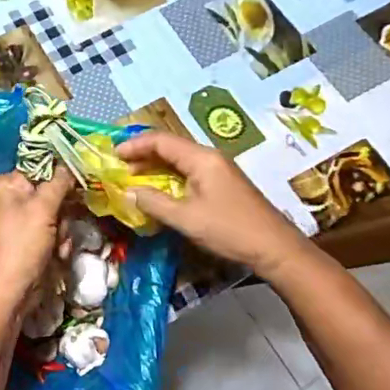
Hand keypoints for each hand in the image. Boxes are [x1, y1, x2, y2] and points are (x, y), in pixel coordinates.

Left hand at [0, 169, 73, 315]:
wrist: (6, 294)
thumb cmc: (20, 245)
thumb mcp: (41, 209)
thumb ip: (59, 182)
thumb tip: (70, 161)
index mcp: (5, 184)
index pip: (40, 168)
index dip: (61, 176)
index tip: (80, 185)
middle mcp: (10, 199)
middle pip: (51, 193)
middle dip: (62, 212)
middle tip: (60, 226)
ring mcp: (20, 222)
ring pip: (56, 215)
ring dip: (62, 232)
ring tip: (56, 247)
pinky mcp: (29, 241)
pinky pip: (52, 234)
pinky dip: (57, 245)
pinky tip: (55, 257)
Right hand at [115, 133, 320, 277]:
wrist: (277, 250)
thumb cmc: (230, 230)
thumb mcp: (185, 218)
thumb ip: (153, 202)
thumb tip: (127, 192)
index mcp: (201, 159)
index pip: (160, 140)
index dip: (134, 145)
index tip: (113, 155)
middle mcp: (210, 157)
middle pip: (169, 146)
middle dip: (142, 154)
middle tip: (118, 167)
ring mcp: (219, 170)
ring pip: (179, 159)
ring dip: (154, 166)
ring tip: (132, 177)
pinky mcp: (223, 184)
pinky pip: (188, 171)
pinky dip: (168, 176)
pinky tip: (158, 189)